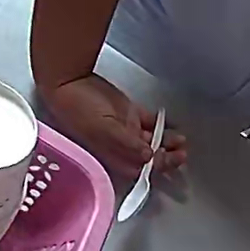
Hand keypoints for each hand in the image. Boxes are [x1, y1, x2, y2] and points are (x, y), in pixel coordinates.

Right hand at [38, 74, 185, 178]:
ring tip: (182, 141)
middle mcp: (121, 147)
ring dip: (167, 142)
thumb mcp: (103, 129)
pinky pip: (149, 122)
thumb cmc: (78, 109)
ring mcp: (125, 130)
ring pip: (151, 141)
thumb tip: (148, 157)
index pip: (139, 169)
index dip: (156, 168)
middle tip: (181, 154)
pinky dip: (161, 125)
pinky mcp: (128, 114)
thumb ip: (127, 144)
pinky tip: (173, 126)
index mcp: (113, 156)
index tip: (169, 160)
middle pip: (148, 158)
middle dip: (166, 158)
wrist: (68, 82)